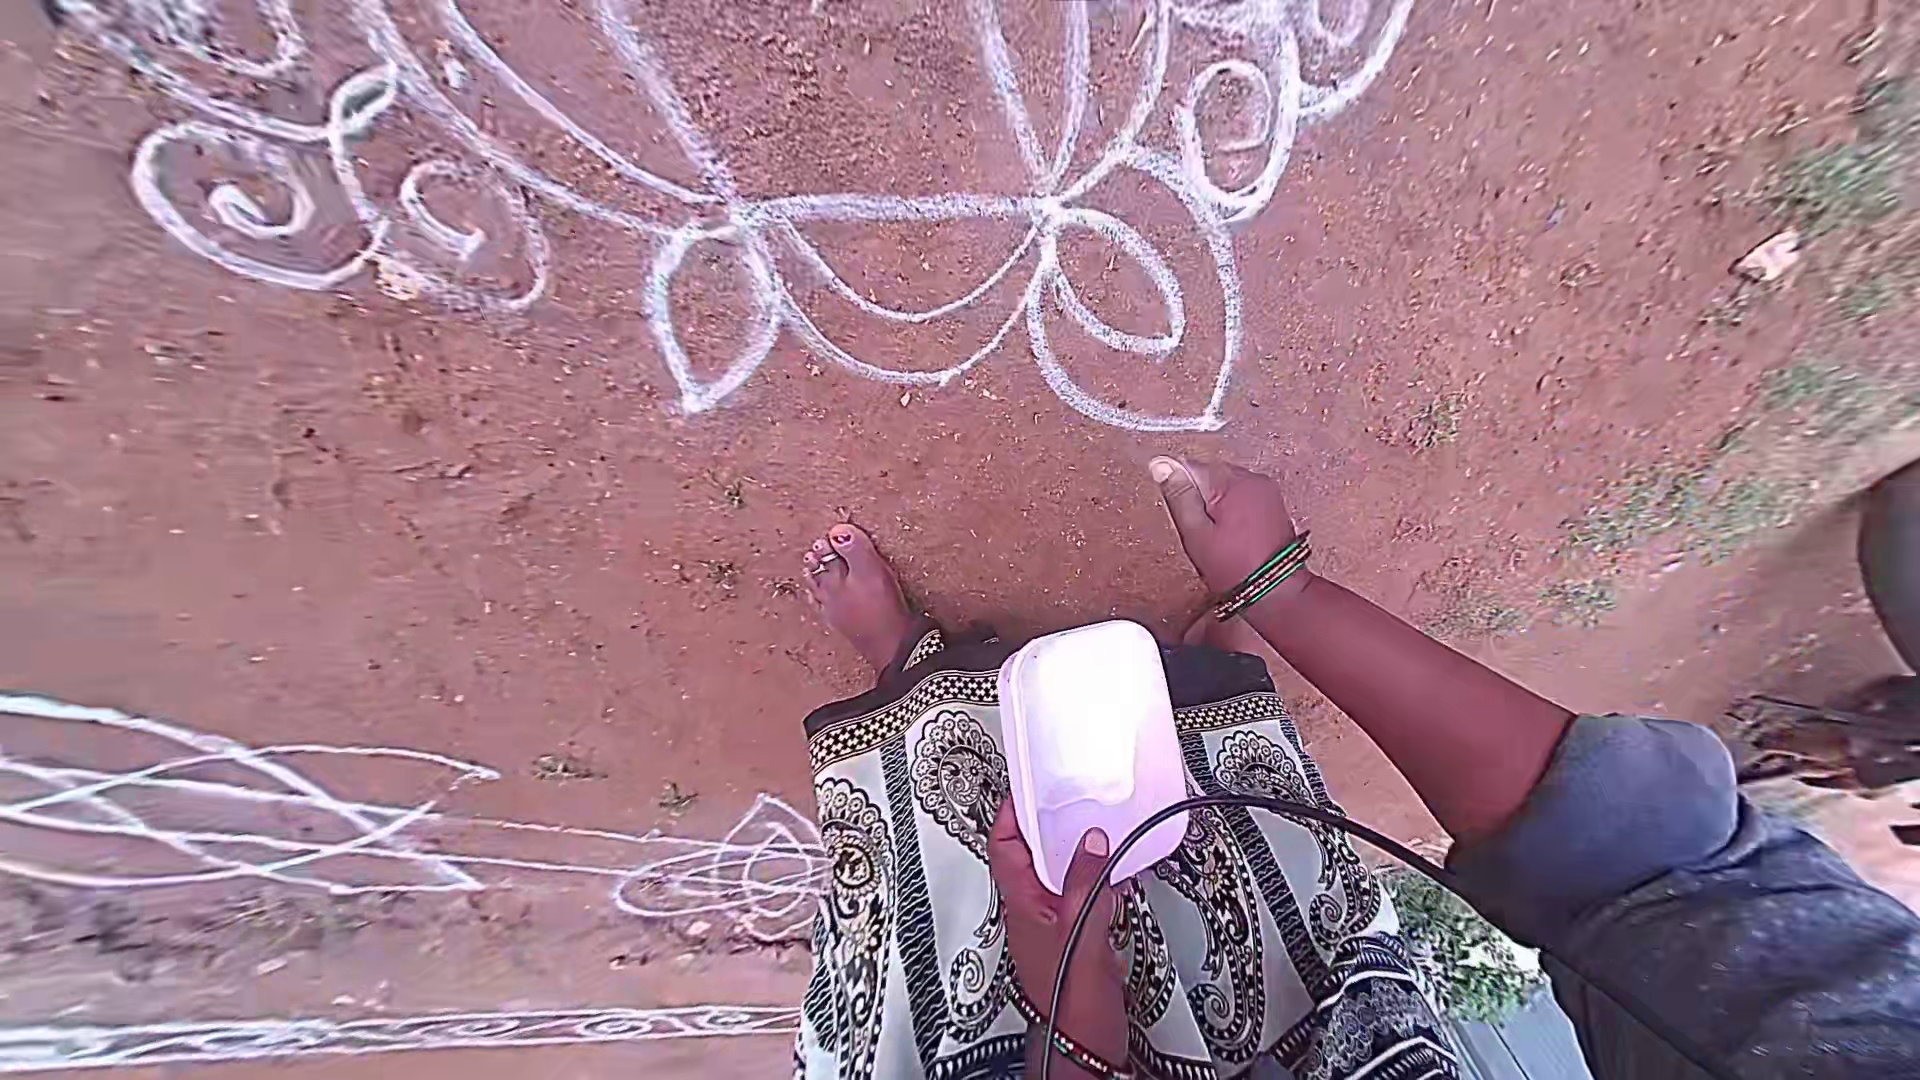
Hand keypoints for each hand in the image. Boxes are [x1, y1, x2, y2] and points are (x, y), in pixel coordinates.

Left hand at [987, 800, 1127, 1065]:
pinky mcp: (1073, 933)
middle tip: (1061, 803)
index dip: (1009, 814)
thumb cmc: (1070, 1000)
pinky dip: (1095, 876)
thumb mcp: (1080, 928)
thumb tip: (1091, 840)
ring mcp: (1051, 920)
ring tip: (1092, 830)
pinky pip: (1080, 891)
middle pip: (1029, 853)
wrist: (1086, 1045)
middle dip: (1044, 826)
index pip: (1002, 844)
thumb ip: (1085, 881)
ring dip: (1073, 850)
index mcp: (1021, 900)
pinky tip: (1116, 873)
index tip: (1024, 790)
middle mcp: (1031, 907)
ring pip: (1056, 871)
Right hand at [1150, 456, 1303, 595]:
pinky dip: (1231, 511)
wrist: (1275, 590)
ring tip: (1218, 535)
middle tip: (1201, 530)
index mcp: (1231, 482)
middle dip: (1198, 498)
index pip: (1188, 467)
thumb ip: (1178, 495)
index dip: (1179, 492)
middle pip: (1208, 475)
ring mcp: (1266, 490)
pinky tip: (1232, 534)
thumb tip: (1160, 464)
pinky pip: (1241, 496)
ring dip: (1215, 505)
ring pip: (1224, 487)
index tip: (1186, 517)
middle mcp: (1252, 478)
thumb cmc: (1233, 566)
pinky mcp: (1272, 502)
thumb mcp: (1195, 531)